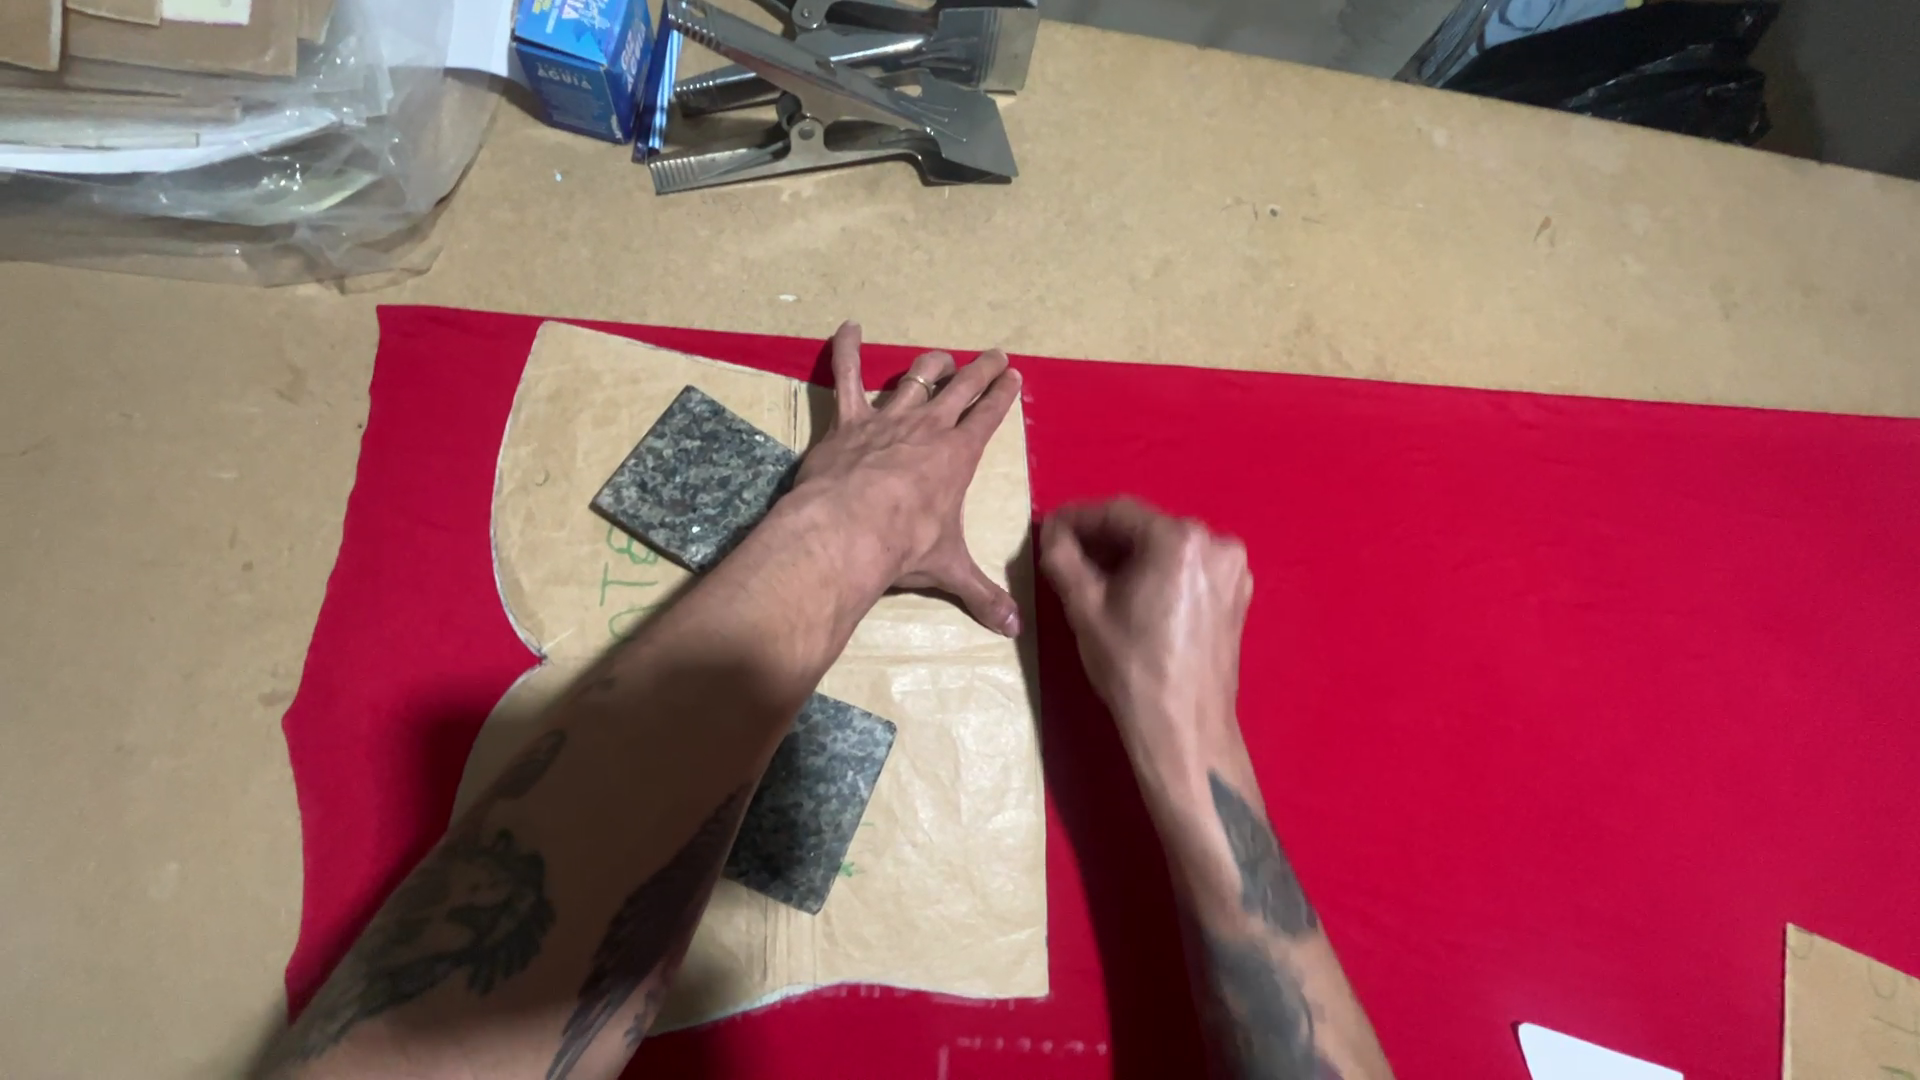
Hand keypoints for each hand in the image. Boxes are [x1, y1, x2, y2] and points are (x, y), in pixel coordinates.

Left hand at [790, 321, 1023, 636]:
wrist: (848, 532)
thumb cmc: (905, 547)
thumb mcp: (949, 570)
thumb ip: (981, 595)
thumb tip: (1012, 629)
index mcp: (957, 457)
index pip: (988, 417)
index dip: (1002, 395)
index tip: (1013, 375)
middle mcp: (927, 429)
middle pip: (961, 388)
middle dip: (980, 370)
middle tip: (994, 354)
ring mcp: (887, 420)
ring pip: (914, 380)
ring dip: (929, 365)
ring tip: (940, 356)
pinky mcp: (847, 423)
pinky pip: (848, 379)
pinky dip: (848, 351)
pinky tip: (848, 326)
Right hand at [1039, 498, 1252, 769]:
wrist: (1184, 729)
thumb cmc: (1131, 666)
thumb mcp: (1084, 608)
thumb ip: (1062, 558)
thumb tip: (1053, 532)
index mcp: (1180, 539)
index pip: (1118, 512)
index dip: (1078, 519)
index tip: (1050, 530)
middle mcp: (1216, 543)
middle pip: (1145, 529)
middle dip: (1104, 539)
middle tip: (1067, 556)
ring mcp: (1232, 570)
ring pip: (1166, 548)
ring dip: (1129, 556)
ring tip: (1095, 578)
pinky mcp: (1236, 595)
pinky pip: (1187, 569)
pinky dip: (1157, 573)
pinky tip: (1132, 595)